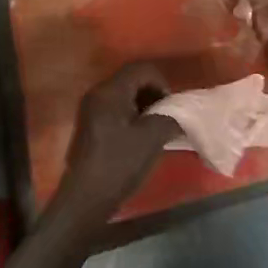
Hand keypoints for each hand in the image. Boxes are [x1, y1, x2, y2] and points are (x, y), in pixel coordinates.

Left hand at [48, 63, 177, 229]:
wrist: (86, 197)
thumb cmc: (119, 164)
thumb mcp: (151, 139)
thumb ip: (169, 118)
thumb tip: (180, 115)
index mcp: (110, 92)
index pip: (141, 69)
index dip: (162, 82)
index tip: (171, 106)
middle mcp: (97, 94)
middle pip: (131, 79)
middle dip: (154, 93)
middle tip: (167, 115)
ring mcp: (91, 109)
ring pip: (124, 94)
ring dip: (144, 104)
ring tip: (158, 126)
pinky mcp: (91, 125)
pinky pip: (116, 108)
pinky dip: (133, 115)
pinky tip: (143, 135)